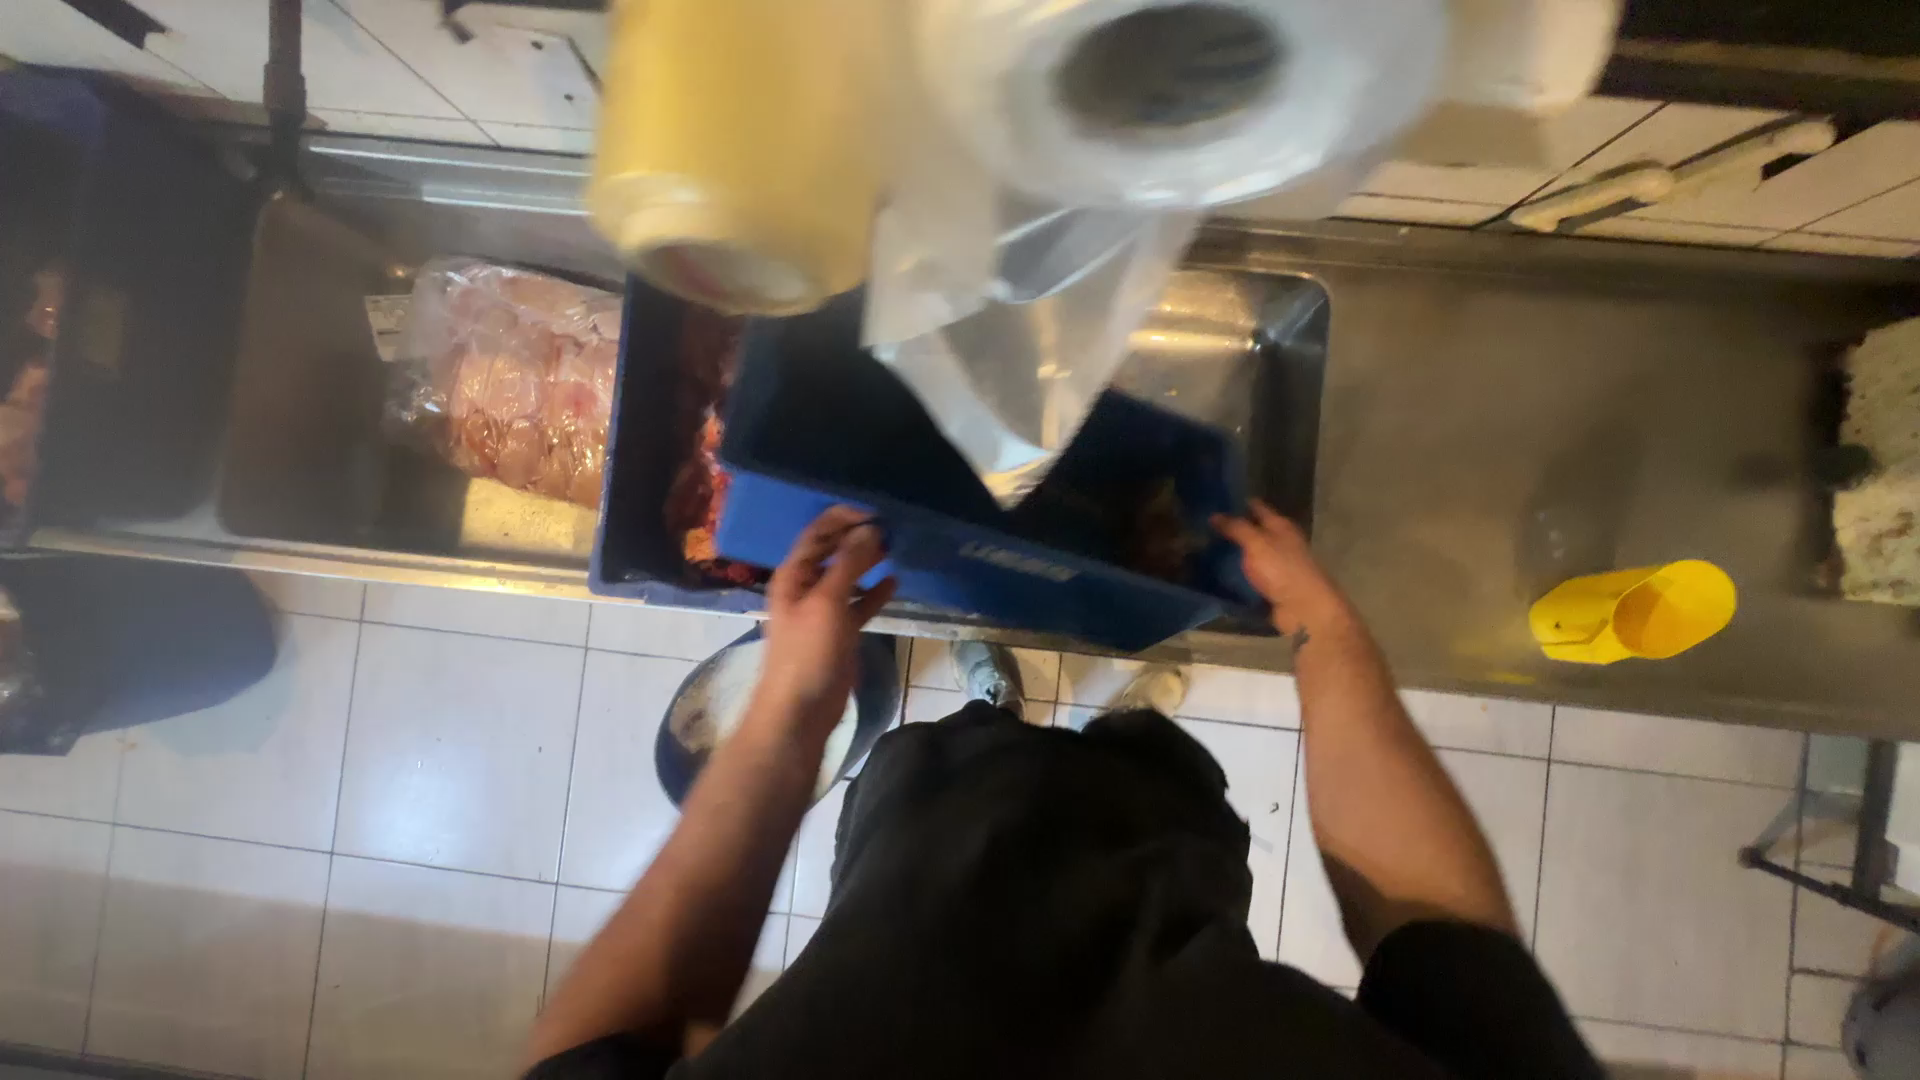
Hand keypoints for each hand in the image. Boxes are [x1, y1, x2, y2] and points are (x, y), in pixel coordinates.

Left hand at [753, 506, 896, 741]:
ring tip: (896, 547)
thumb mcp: (827, 602)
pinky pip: (858, 603)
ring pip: (848, 576)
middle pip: (833, 551)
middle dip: (858, 536)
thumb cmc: (808, 653)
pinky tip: (894, 582)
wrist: (801, 710)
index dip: (844, 517)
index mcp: (794, 574)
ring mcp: (823, 609)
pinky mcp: (839, 631)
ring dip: (868, 561)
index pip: (818, 532)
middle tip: (892, 526)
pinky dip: (874, 592)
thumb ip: (848, 564)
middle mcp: (806, 586)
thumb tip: (869, 530)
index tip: (877, 511)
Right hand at [1212, 500, 1348, 641]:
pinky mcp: (1270, 587)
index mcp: (1282, 528)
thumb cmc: (1283, 570)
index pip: (1259, 509)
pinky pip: (1247, 576)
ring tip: (1204, 549)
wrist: (1304, 609)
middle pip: (1255, 532)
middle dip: (1233, 528)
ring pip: (1250, 554)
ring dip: (1232, 553)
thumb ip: (1237, 528)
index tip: (1219, 499)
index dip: (1242, 503)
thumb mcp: (1257, 543)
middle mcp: (1281, 544)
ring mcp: (1276, 567)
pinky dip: (1234, 575)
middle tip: (1203, 526)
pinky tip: (1215, 574)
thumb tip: (1214, 515)